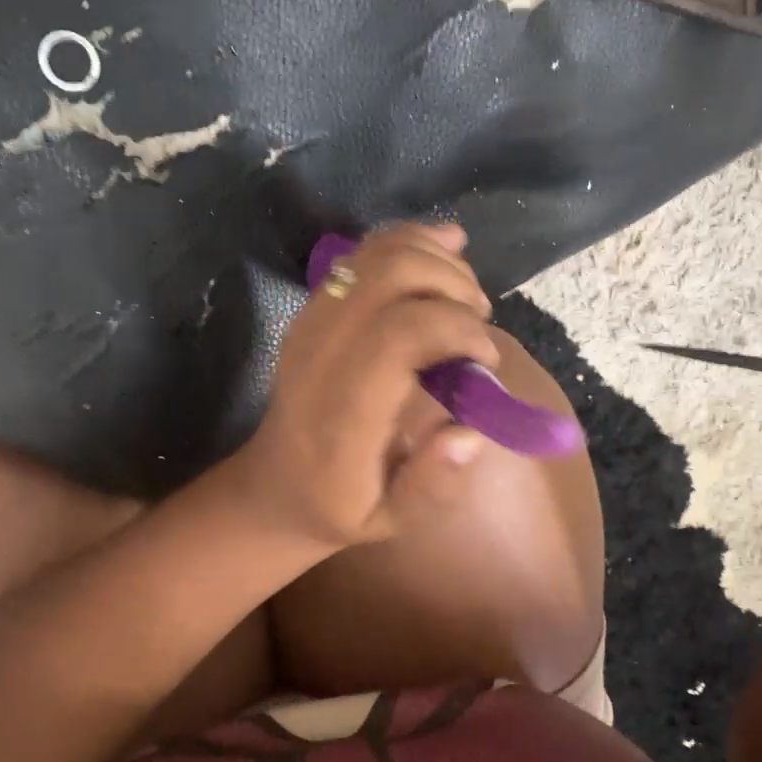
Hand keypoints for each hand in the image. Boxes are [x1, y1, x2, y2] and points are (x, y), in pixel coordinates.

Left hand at [235, 223, 498, 546]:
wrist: (276, 483)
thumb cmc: (341, 504)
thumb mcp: (391, 519)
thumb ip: (431, 482)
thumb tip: (471, 434)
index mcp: (343, 409)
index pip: (399, 334)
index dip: (456, 329)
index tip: (485, 360)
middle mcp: (321, 352)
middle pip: (390, 276)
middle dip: (453, 285)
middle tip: (480, 322)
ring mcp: (311, 322)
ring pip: (376, 255)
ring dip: (435, 260)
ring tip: (466, 298)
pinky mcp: (313, 308)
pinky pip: (362, 255)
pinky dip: (409, 242)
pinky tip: (445, 253)